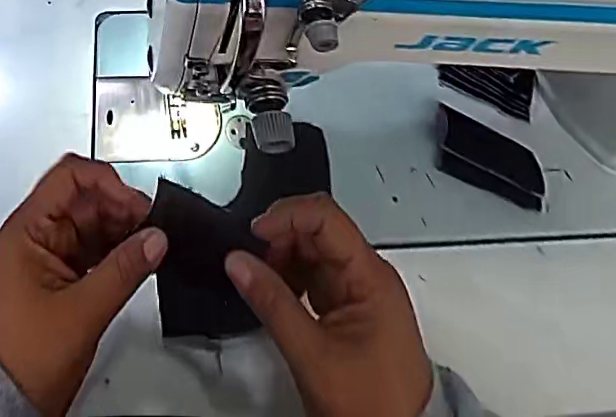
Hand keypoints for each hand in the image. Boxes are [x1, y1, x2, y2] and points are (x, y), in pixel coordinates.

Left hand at [0, 155, 165, 415]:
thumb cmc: (18, 356)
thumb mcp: (79, 312)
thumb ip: (121, 271)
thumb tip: (153, 239)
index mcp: (29, 228)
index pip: (68, 177)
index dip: (105, 182)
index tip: (135, 204)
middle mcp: (36, 233)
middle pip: (83, 197)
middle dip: (119, 206)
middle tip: (150, 226)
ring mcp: (48, 253)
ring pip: (90, 222)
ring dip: (120, 228)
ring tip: (148, 244)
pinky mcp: (59, 274)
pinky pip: (92, 247)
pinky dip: (115, 250)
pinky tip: (134, 260)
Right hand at [226, 194, 432, 416]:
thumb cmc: (377, 408)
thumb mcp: (313, 356)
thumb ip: (272, 303)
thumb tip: (238, 261)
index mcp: (371, 278)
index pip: (325, 217)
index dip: (286, 217)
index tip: (256, 234)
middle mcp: (368, 276)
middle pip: (315, 229)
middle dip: (279, 239)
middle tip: (254, 262)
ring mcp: (358, 290)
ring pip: (310, 249)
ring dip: (281, 258)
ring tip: (264, 284)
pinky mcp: (347, 305)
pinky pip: (311, 272)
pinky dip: (287, 276)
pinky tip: (277, 296)